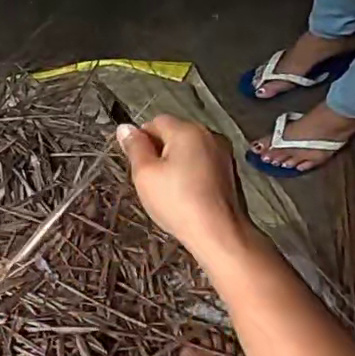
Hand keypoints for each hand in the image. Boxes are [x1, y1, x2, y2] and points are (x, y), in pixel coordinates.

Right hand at [116, 116, 253, 255]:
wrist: (219, 233)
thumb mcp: (145, 174)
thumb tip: (125, 127)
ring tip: (168, 189)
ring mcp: (223, 153)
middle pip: (174, 133)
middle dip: (158, 151)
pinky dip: (190, 172)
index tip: (137, 165)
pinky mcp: (229, 171)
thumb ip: (134, 147)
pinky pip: (202, 162)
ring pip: (188, 149)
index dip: (141, 141)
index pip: (155, 122)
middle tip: (150, 180)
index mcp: (187, 130)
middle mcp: (209, 135)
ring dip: (174, 162)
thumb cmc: (177, 202)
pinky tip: (186, 194)